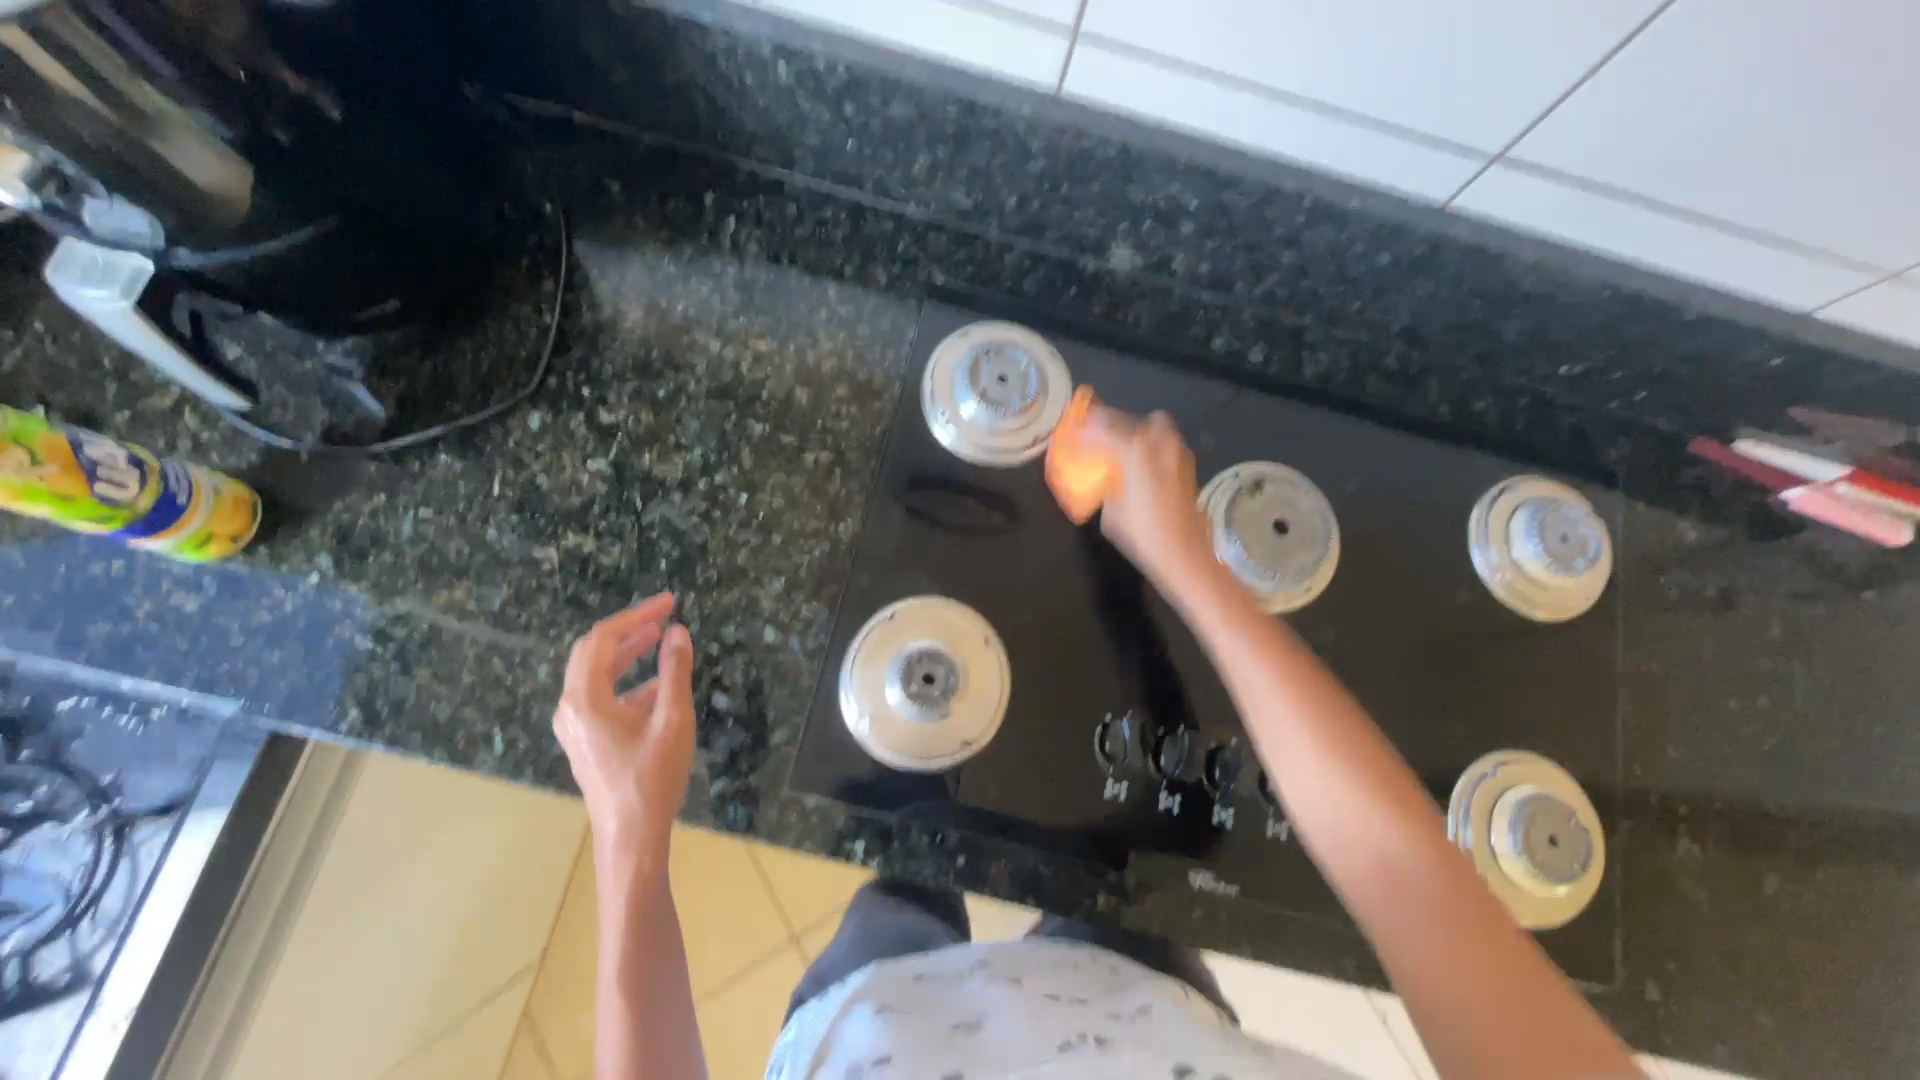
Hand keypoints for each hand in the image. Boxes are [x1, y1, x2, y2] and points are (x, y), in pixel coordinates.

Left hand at [553, 592, 695, 862]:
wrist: (631, 837)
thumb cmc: (652, 778)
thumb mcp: (672, 721)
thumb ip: (674, 672)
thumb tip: (677, 632)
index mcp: (585, 699)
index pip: (603, 640)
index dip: (636, 616)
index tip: (669, 603)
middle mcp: (571, 708)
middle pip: (593, 654)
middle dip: (629, 631)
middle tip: (663, 616)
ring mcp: (575, 727)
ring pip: (596, 676)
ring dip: (627, 655)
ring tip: (660, 640)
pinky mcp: (586, 742)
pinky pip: (602, 698)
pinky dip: (627, 683)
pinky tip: (657, 687)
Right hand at [1076, 405, 1219, 594]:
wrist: (1183, 552)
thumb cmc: (1140, 533)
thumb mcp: (1110, 509)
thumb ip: (1106, 483)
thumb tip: (1106, 477)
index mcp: (1133, 447)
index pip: (1102, 422)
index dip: (1086, 425)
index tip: (1075, 431)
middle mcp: (1158, 440)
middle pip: (1128, 418)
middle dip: (1111, 424)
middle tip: (1098, 439)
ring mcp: (1177, 449)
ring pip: (1153, 424)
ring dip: (1136, 431)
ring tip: (1123, 450)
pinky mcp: (1189, 463)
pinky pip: (1166, 441)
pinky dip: (1152, 445)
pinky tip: (1143, 465)